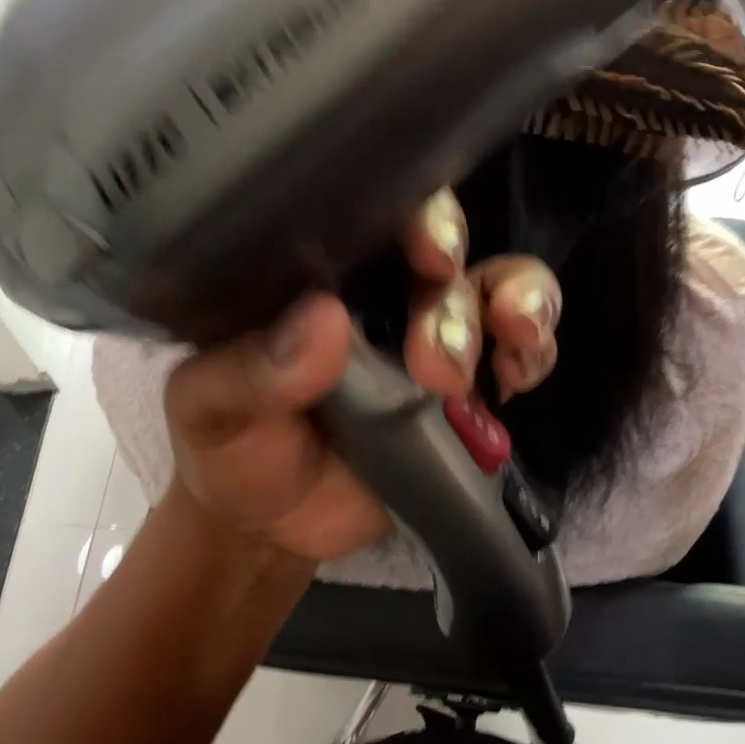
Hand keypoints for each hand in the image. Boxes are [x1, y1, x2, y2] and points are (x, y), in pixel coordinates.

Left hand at [164, 192, 561, 561]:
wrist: (274, 526)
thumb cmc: (231, 448)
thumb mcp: (211, 410)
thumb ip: (249, 372)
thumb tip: (324, 322)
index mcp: (316, 278)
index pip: (371, 217)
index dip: (414, 219)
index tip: (430, 253)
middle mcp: (380, 295)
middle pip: (446, 251)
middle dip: (456, 291)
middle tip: (437, 358)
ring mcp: (430, 340)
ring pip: (498, 289)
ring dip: (518, 307)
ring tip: (510, 345)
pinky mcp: (467, 393)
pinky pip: (520, 354)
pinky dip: (533, 354)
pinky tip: (517, 376)